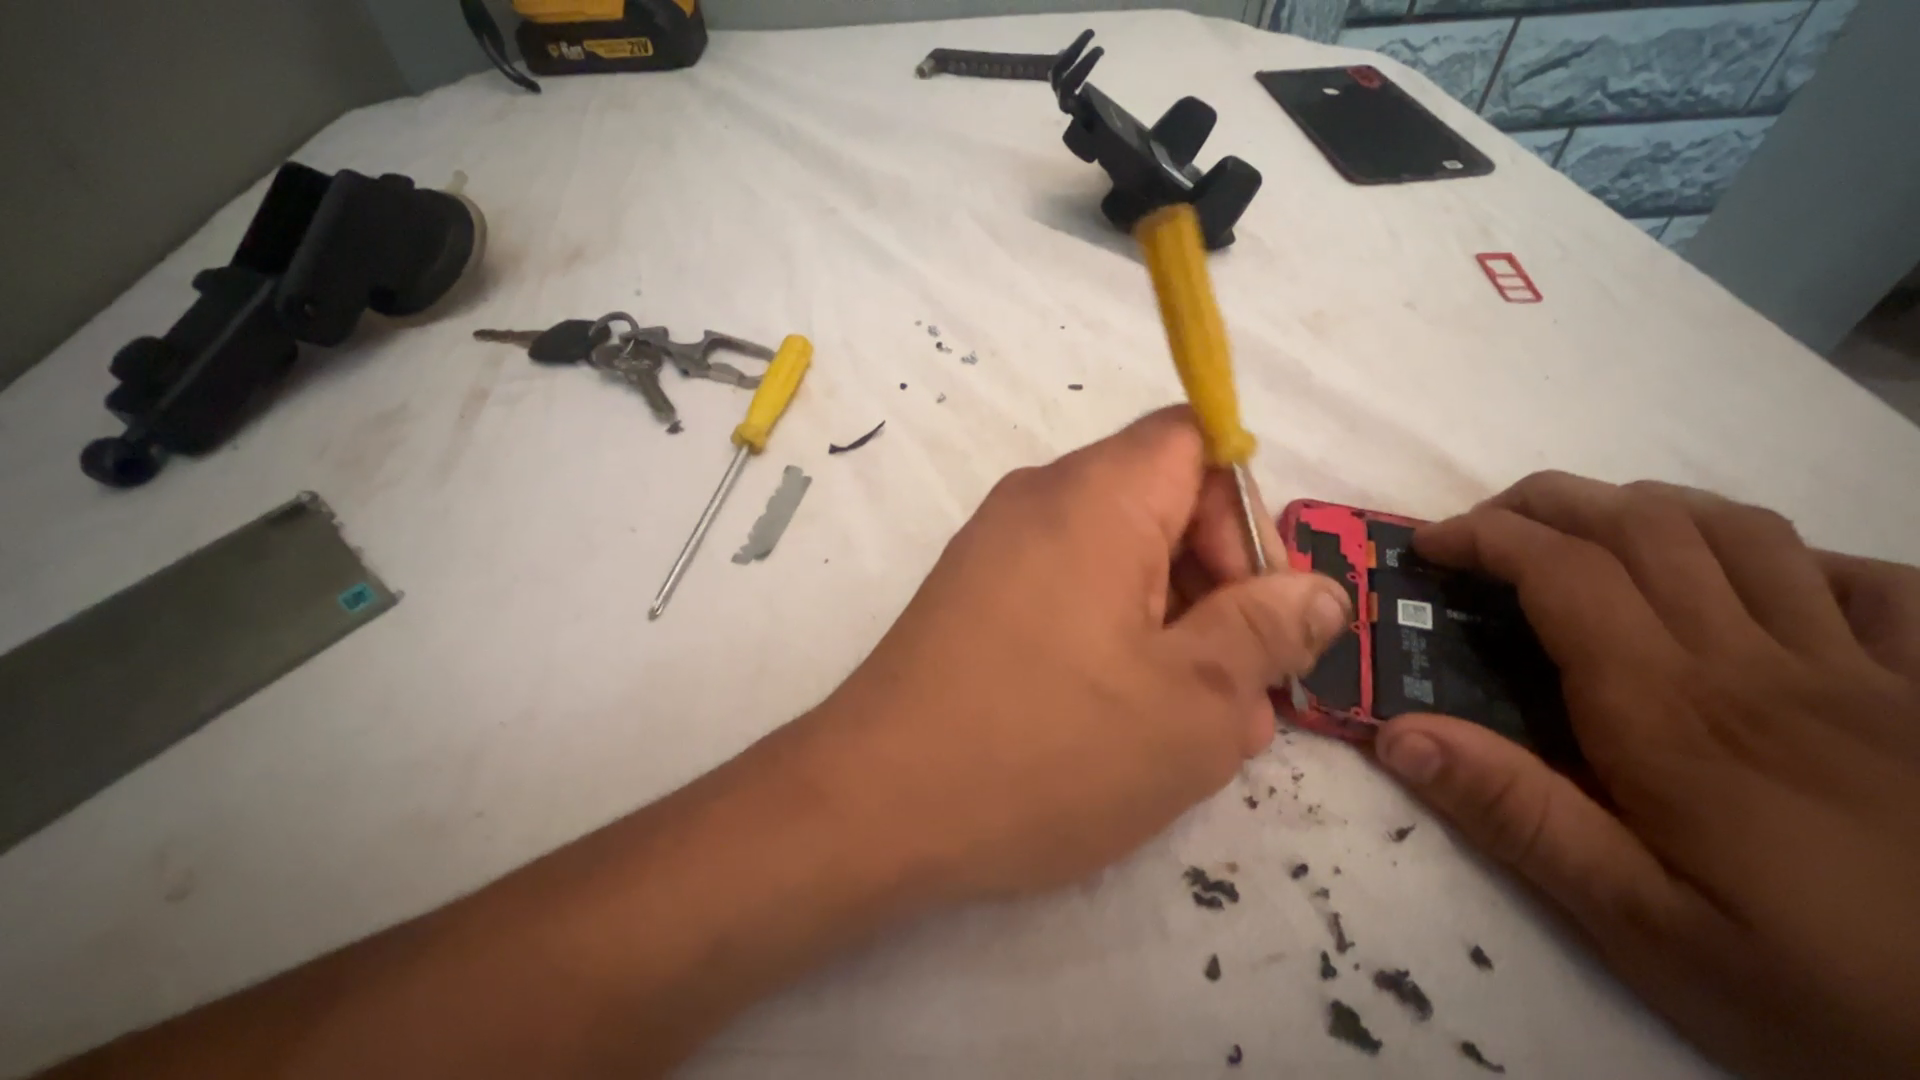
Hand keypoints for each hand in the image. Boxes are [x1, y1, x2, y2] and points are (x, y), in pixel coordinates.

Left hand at [793, 407, 1350, 903]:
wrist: (873, 808)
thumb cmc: (1049, 747)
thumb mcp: (1194, 701)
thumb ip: (1267, 632)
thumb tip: (1316, 590)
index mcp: (1096, 496)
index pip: (1196, 442)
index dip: (1245, 514)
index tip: (1257, 607)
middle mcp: (1037, 503)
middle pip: (1158, 505)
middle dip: (1217, 592)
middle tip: (1240, 693)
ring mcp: (994, 554)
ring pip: (1116, 564)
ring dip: (1170, 633)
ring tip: (1188, 730)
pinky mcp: (970, 605)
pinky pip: (1066, 599)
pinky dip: (1110, 646)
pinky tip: (1121, 727)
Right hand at [1373, 472, 1919, 1078]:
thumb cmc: (1812, 990)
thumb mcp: (1637, 925)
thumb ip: (1517, 816)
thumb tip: (1397, 732)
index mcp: (1673, 714)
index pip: (1565, 574)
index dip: (1486, 538)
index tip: (1428, 545)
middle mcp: (1758, 665)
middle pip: (1643, 526)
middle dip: (1548, 503)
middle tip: (1486, 526)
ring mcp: (1861, 670)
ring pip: (1739, 532)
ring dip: (1643, 508)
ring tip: (1586, 533)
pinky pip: (1871, 581)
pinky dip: (1790, 556)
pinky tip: (1749, 579)